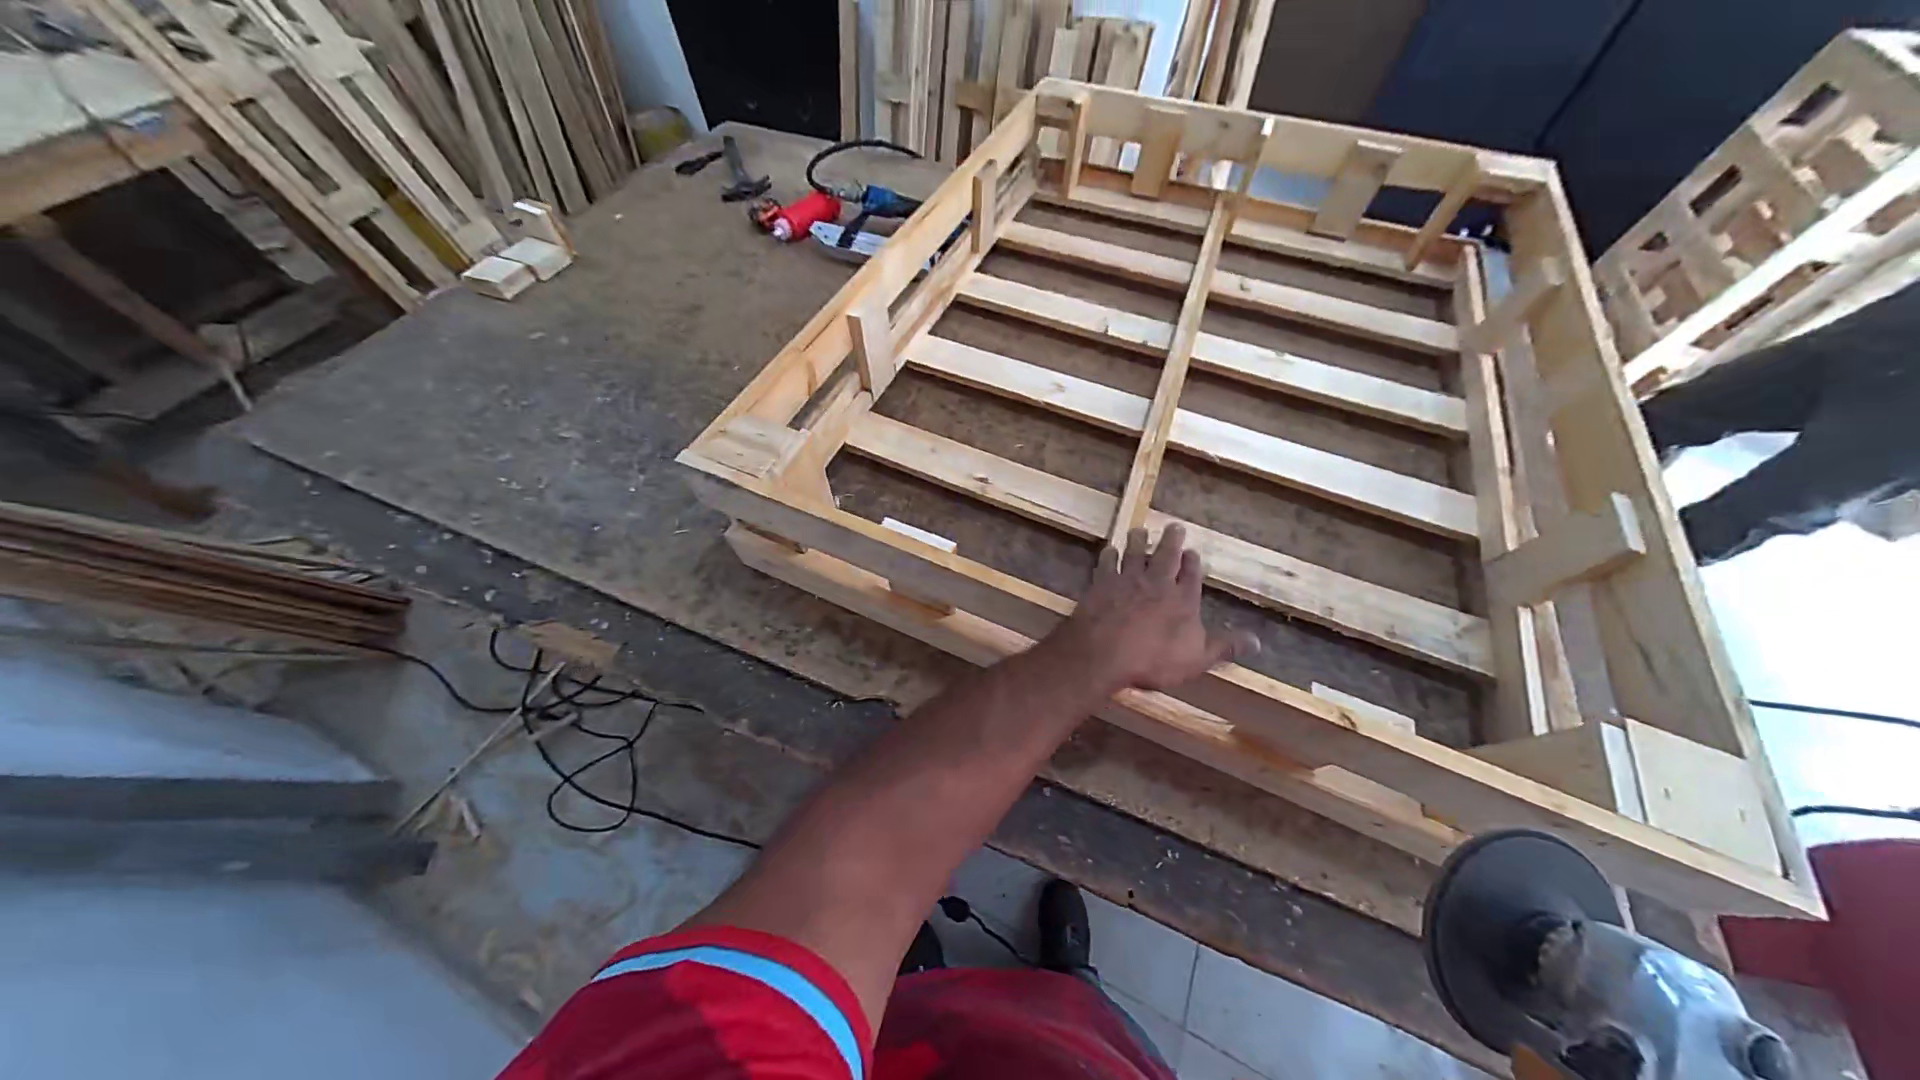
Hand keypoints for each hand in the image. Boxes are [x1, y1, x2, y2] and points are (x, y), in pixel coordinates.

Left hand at [1046, 524, 1257, 694]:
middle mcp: (1158, 583)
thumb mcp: (1197, 659)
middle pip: (1166, 557)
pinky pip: (1106, 564)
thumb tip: (1257, 641)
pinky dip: (1109, 556)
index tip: (1193, 551)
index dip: (1193, 563)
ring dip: (1138, 541)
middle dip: (1172, 541)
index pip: (1191, 575)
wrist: (1105, 652)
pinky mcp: (1102, 583)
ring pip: (1135, 554)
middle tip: (1174, 526)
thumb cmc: (1154, 660)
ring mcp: (1128, 580)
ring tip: (1139, 531)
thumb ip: (1224, 647)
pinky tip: (1109, 550)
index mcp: (1183, 600)